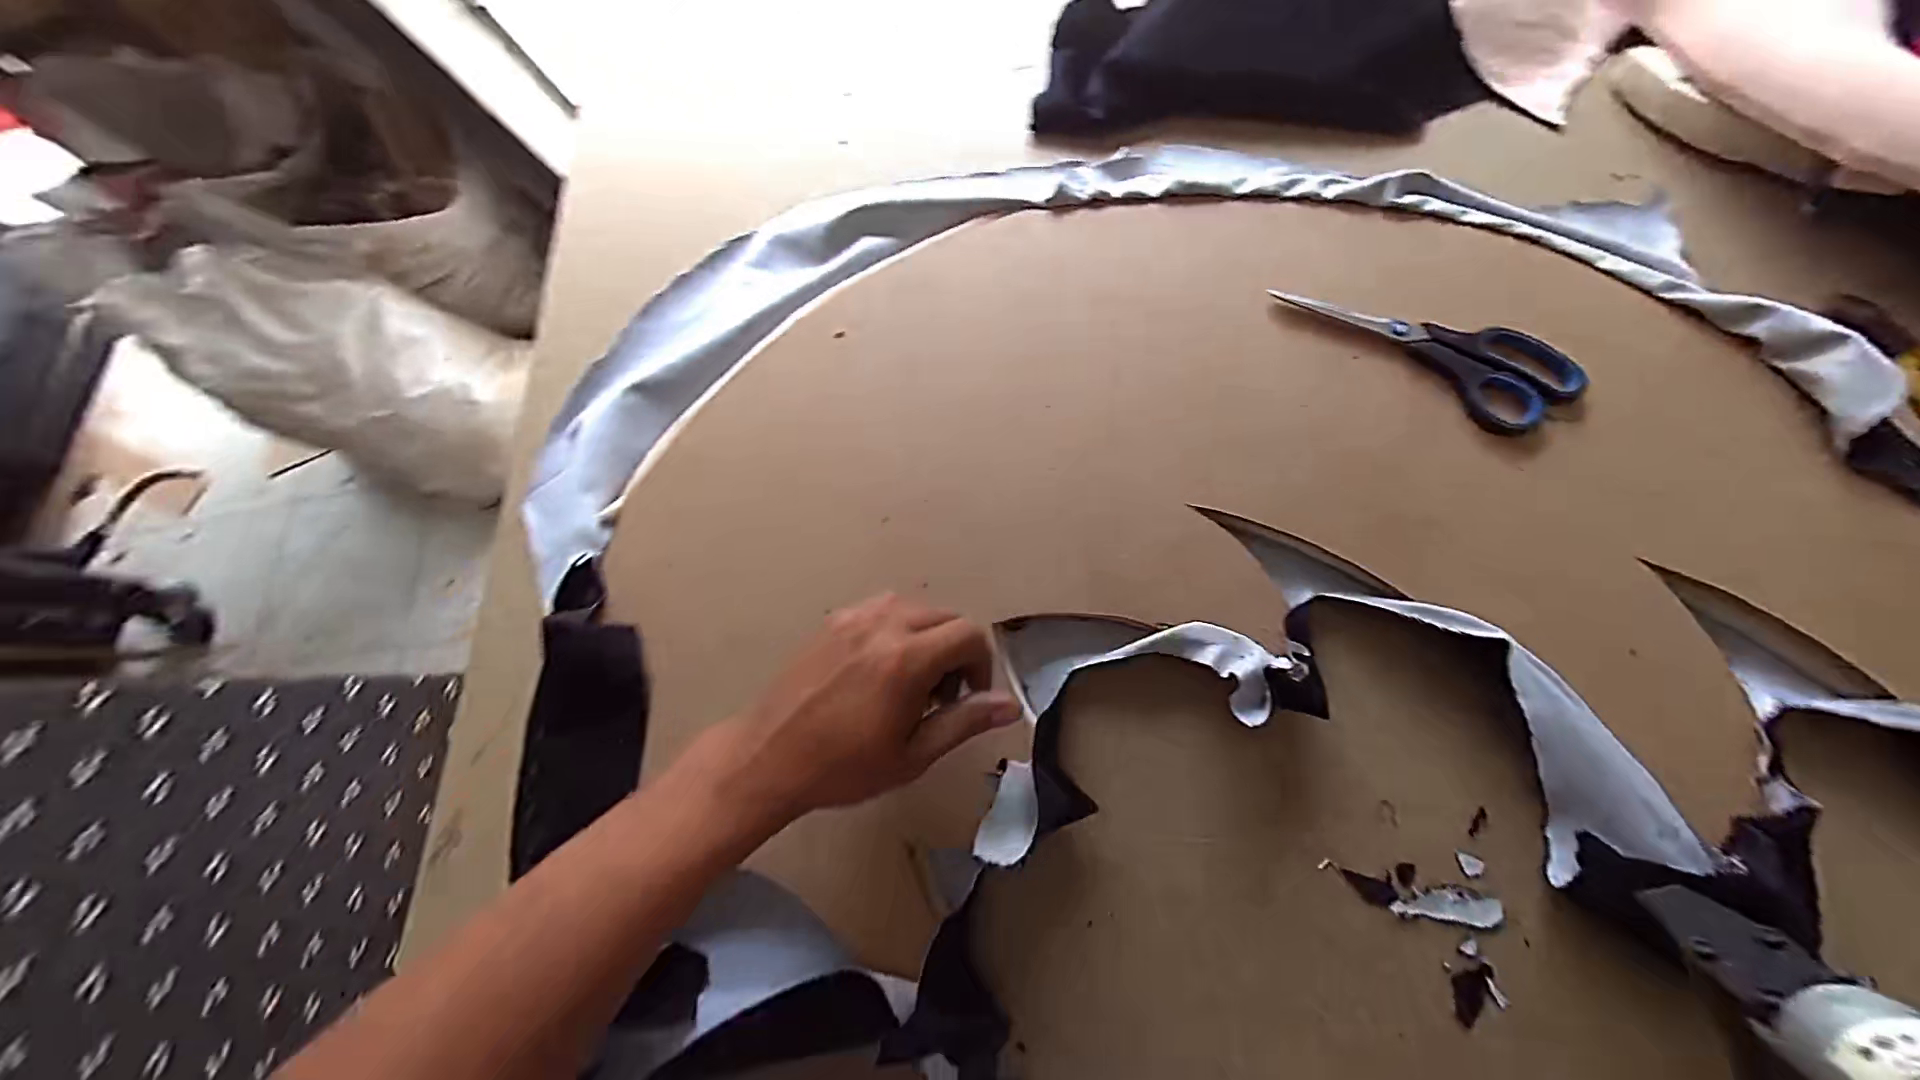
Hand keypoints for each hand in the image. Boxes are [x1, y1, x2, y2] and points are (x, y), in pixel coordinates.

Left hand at [694, 593, 1022, 826]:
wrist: (768, 758)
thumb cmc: (843, 768)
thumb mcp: (912, 755)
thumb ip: (965, 722)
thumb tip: (1011, 705)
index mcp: (906, 659)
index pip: (969, 634)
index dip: (981, 665)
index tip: (967, 698)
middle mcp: (882, 625)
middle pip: (946, 617)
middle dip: (957, 651)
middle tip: (940, 696)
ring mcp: (853, 618)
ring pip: (914, 608)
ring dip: (928, 637)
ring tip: (911, 680)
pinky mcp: (832, 621)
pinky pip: (881, 609)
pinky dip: (896, 629)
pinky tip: (880, 666)